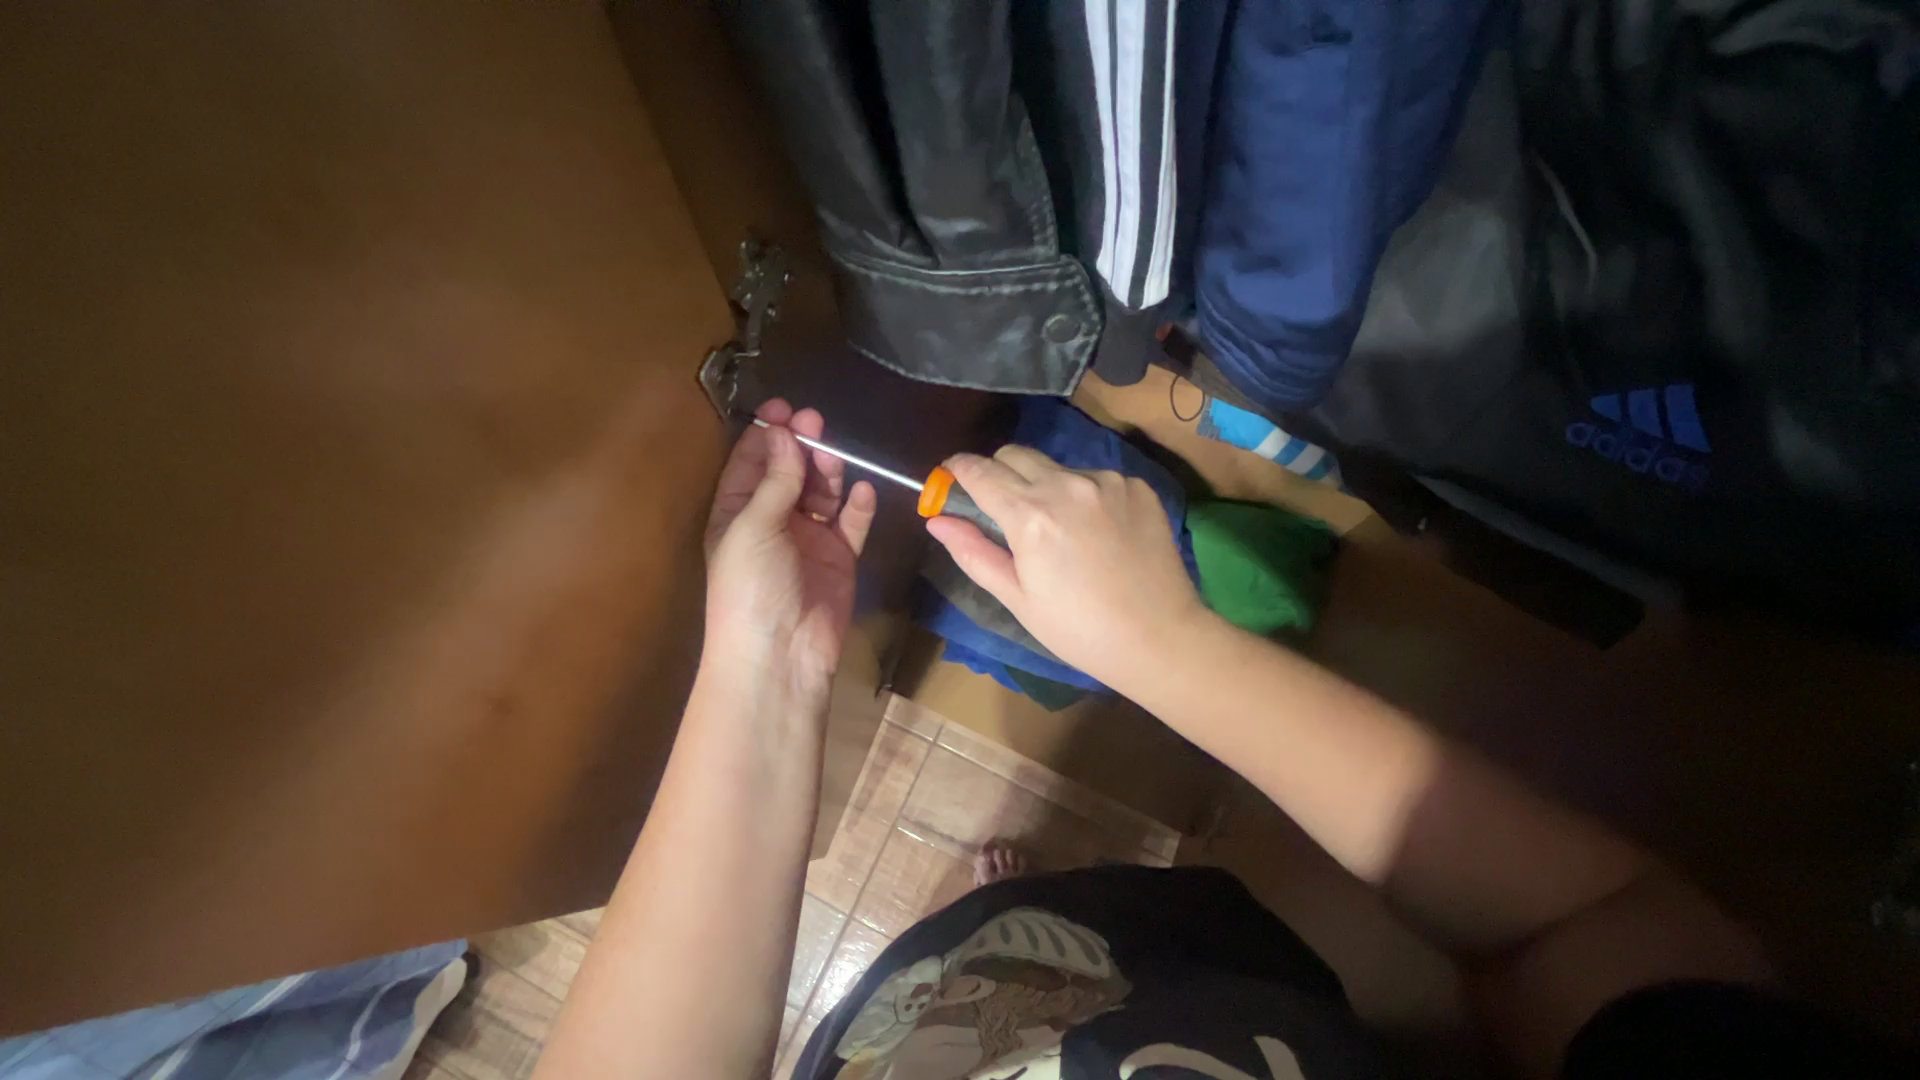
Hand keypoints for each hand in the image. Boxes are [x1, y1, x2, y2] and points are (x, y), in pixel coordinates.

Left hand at [703, 400, 875, 700]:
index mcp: (736, 514)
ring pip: (821, 494)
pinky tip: (861, 492)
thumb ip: (775, 482)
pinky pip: (851, 525)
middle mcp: (772, 523)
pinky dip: (857, 507)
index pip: (752, 464)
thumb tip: (787, 434)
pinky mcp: (840, 559)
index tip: (785, 408)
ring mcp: (808, 541)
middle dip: (802, 447)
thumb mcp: (752, 528)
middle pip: (790, 474)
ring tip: (835, 456)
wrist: (781, 653)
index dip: (768, 436)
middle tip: (817, 422)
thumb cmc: (751, 587)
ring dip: (828, 472)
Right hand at [924, 447, 1207, 686]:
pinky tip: (1097, 534)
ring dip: (1044, 486)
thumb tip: (937, 519)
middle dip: (997, 472)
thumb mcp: (1017, 599)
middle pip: (1015, 454)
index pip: (980, 471)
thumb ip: (974, 552)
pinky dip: (1083, 496)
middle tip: (999, 507)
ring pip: (1056, 467)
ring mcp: (1107, 482)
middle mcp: (1067, 485)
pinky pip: (1095, 478)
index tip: (949, 476)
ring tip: (1059, 531)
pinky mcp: (1137, 486)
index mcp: (1030, 515)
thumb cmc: (1079, 630)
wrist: (1160, 638)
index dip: (957, 469)